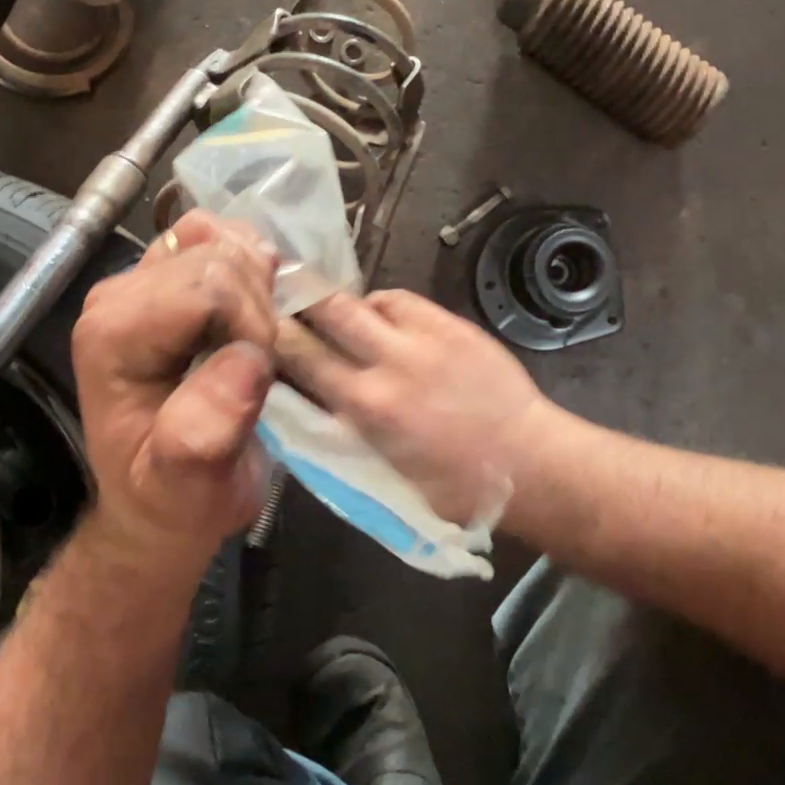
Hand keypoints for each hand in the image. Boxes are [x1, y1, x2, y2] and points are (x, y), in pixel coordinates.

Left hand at [70, 211, 278, 572]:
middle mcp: (117, 295)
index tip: (254, 379)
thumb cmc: (173, 501)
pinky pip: (220, 237)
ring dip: (257, 288)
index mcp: (113, 336)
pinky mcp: (166, 275)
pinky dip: (250, 268)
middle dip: (257, 310)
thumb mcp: (187, 493)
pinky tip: (250, 314)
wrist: (158, 503)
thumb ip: (203, 436)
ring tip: (251, 342)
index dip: (251, 326)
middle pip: (219, 256)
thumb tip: (245, 362)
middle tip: (254, 368)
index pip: (209, 286)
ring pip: (223, 239)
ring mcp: (140, 280)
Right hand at [275, 289, 556, 523]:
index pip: (300, 357)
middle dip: (297, 301)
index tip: (257, 329)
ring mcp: (422, 338)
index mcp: (365, 408)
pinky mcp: (450, 325)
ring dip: (340, 304)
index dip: (273, 337)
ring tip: (330, 310)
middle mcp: (388, 363)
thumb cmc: (452, 488)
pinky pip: (401, 301)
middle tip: (279, 296)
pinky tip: (378, 317)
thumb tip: (305, 405)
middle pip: (325, 312)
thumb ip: (339, 434)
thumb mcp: (381, 472)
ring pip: (363, 299)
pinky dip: (381, 306)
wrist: (527, 463)